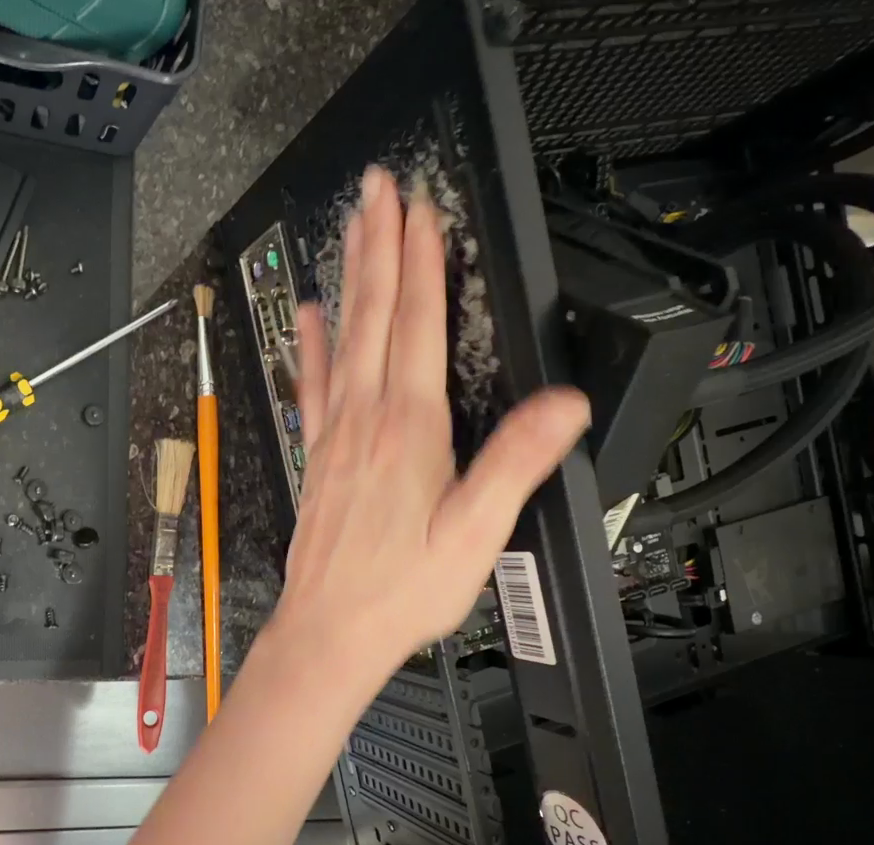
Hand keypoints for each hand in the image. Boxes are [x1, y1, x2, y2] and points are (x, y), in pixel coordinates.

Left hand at [276, 165, 589, 682]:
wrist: (331, 627)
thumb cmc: (401, 588)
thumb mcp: (476, 532)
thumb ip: (515, 460)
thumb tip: (566, 402)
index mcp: (408, 428)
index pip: (417, 325)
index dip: (420, 263)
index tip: (421, 210)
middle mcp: (365, 419)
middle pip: (373, 315)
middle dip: (378, 246)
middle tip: (377, 188)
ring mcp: (334, 433)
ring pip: (341, 338)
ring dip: (347, 278)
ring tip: (348, 228)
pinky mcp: (317, 454)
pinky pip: (311, 386)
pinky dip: (310, 345)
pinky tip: (307, 315)